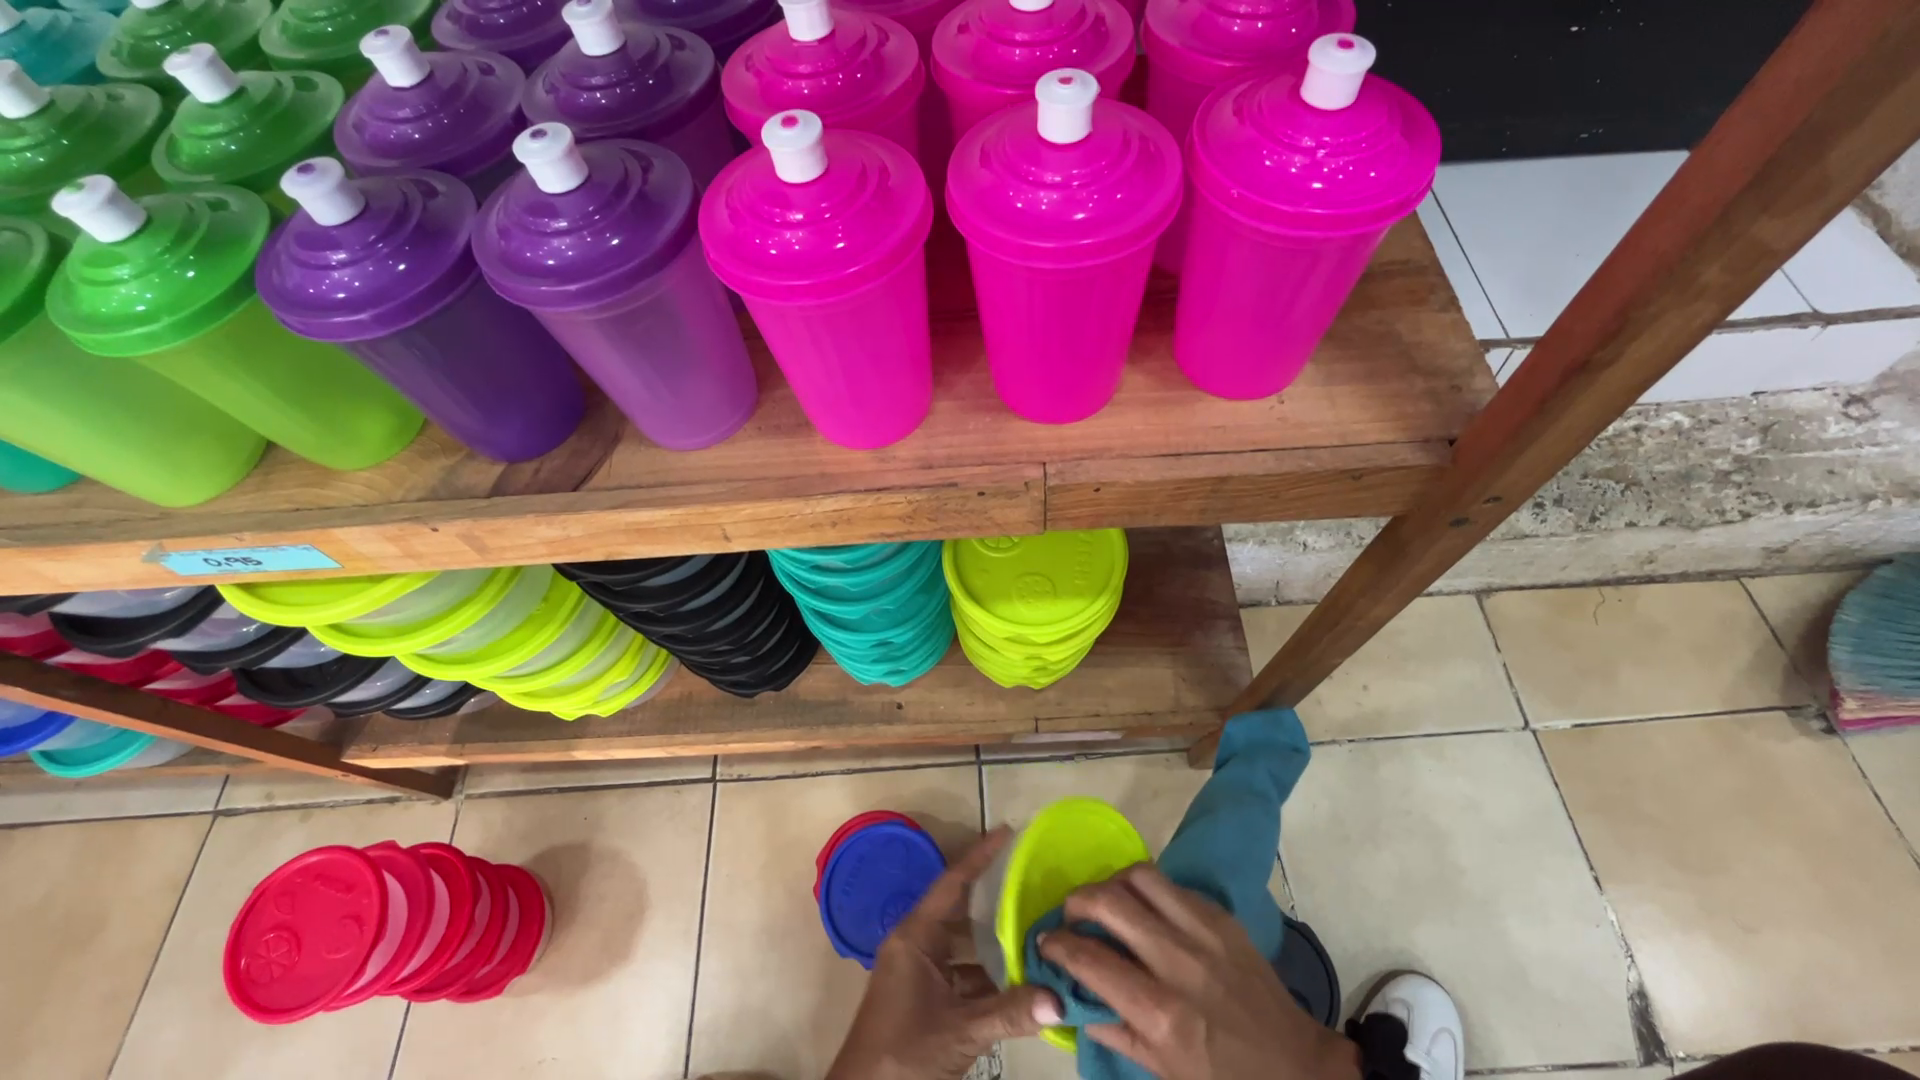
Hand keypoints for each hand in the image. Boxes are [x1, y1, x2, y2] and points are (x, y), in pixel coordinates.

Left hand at [826, 827, 1064, 1079]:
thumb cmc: (901, 1054)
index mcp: (915, 938)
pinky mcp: (924, 997)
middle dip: (994, 895)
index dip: (980, 856)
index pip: (952, 884)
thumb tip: (1060, 998)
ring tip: (1036, 927)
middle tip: (1032, 878)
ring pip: (963, 944)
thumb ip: (1009, 1012)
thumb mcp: (959, 1032)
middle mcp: (915, 945)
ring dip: (995, 940)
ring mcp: (918, 972)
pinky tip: (1020, 979)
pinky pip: (961, 972)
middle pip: (960, 909)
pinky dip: (988, 973)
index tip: (1008, 831)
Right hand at [1039, 864, 1360, 1079]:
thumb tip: (1074, 998)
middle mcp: (1178, 962)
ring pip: (1141, 877)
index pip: (1089, 958)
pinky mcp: (1223, 918)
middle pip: (1110, 901)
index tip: (1046, 942)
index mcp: (1160, 1011)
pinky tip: (1145, 909)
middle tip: (1070, 914)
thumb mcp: (1162, 1069)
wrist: (1296, 1065)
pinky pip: (1172, 886)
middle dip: (1077, 901)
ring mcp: (1204, 933)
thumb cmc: (1223, 1077)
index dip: (1058, 945)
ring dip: (1111, 883)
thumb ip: (1114, 1029)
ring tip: (1105, 901)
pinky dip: (1148, 890)